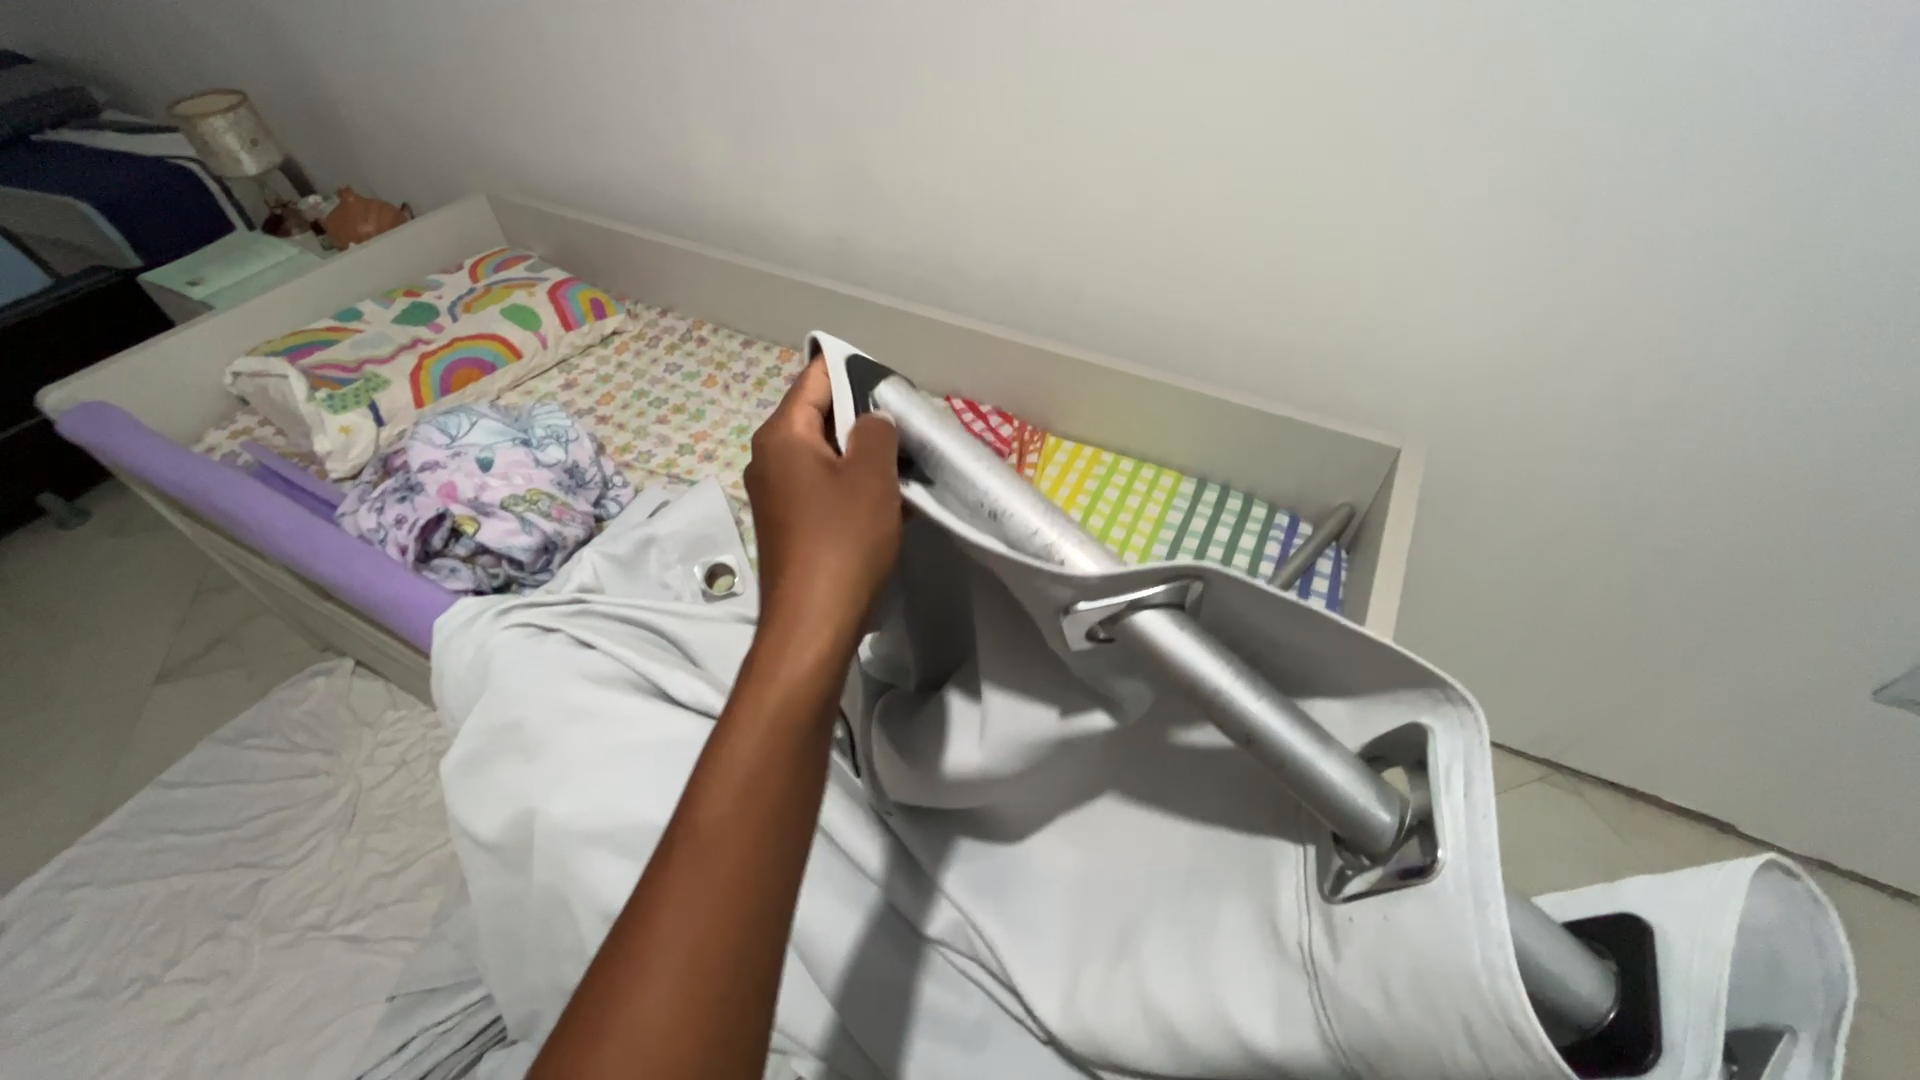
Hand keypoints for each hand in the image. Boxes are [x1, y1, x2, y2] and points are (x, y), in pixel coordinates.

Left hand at [744, 358, 901, 644]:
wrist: (814, 623)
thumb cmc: (843, 540)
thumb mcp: (871, 476)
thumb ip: (877, 431)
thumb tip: (873, 419)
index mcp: (781, 436)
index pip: (814, 379)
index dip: (852, 371)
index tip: (891, 380)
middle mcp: (769, 459)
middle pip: (820, 419)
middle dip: (865, 419)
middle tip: (909, 424)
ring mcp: (777, 495)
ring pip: (827, 458)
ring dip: (866, 459)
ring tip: (909, 464)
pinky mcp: (790, 527)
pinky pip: (825, 491)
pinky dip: (856, 489)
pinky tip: (893, 503)